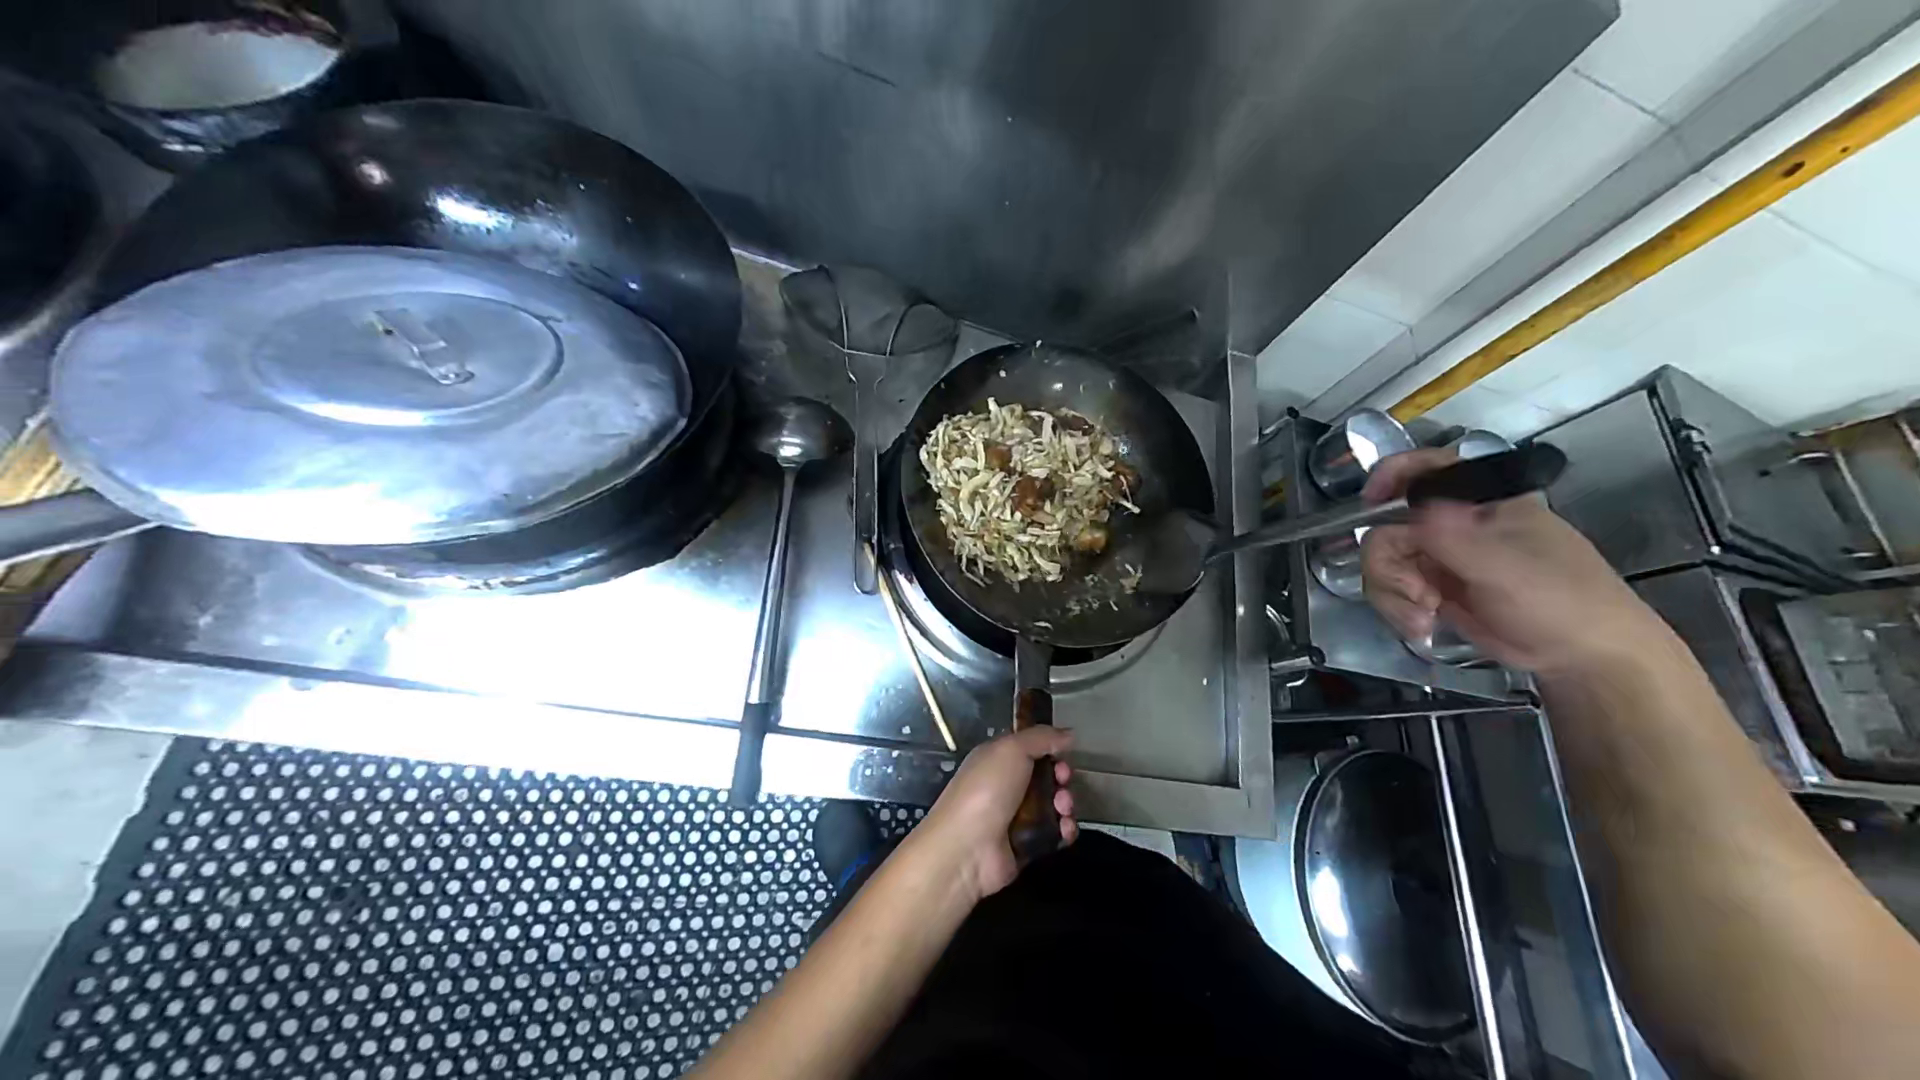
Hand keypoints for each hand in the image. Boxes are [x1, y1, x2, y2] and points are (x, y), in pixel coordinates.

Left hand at [903, 727, 1077, 902]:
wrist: (967, 848)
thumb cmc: (987, 789)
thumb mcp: (1011, 749)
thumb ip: (1041, 737)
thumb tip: (1069, 734)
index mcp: (998, 759)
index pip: (1030, 749)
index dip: (1050, 749)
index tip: (1061, 754)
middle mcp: (1007, 785)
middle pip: (1047, 776)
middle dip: (1062, 777)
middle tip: (1062, 781)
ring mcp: (1017, 817)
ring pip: (1054, 804)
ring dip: (1066, 804)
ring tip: (1062, 809)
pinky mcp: (1027, 845)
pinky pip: (1055, 833)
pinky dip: (1065, 830)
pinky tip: (1064, 829)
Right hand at [1359, 447, 1670, 677]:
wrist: (1579, 657)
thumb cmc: (1560, 601)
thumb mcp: (1506, 568)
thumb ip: (1456, 539)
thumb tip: (1417, 510)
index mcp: (1478, 503)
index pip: (1426, 469)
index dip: (1391, 476)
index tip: (1371, 503)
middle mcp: (1453, 524)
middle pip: (1388, 526)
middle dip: (1389, 564)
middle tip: (1414, 592)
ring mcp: (1439, 557)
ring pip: (1383, 560)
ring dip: (1392, 591)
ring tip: (1423, 614)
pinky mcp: (1430, 588)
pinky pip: (1389, 587)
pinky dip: (1397, 607)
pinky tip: (1422, 622)